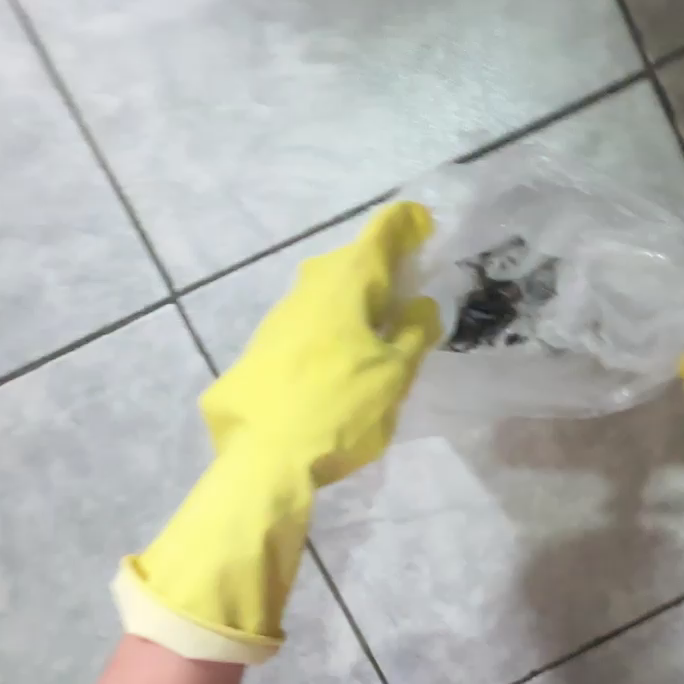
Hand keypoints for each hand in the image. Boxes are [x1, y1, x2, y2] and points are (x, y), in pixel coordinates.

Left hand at [114, 202, 440, 662]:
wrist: (263, 460)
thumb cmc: (342, 410)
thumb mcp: (396, 375)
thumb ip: (413, 333)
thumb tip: (422, 305)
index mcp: (348, 286)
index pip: (381, 233)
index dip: (405, 223)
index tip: (424, 225)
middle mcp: (308, 291)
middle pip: (349, 260)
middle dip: (378, 262)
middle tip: (406, 283)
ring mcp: (277, 320)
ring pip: (321, 292)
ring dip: (350, 298)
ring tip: (373, 325)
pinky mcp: (258, 351)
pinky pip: (303, 324)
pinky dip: (327, 328)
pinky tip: (334, 360)